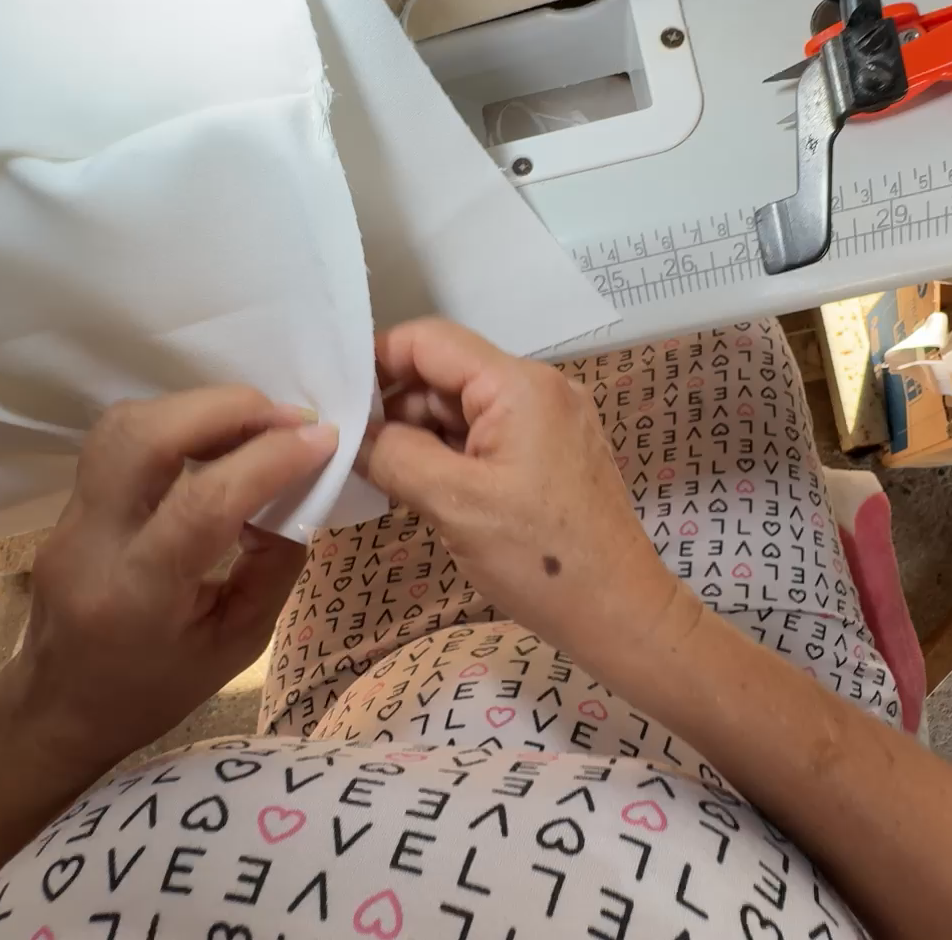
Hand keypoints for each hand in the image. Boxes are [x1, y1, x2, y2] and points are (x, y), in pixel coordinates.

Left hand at [0, 386, 336, 783]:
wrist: (57, 712)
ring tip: (260, 425)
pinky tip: (222, 441)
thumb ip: (275, 562)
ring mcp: (69, 518)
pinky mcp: (70, 504)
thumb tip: (301, 489)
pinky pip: (125, 439)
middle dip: (228, 409)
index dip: (270, 460)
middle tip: (290, 418)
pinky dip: (185, 422)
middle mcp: (90, 544)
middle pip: (143, 437)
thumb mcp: (242, 642)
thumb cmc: (158, 689)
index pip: (203, 504)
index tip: (325, 439)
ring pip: (125, 424)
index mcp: (137, 596)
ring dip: (203, 408)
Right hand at [358, 319, 686, 657]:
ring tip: (376, 474)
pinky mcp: (552, 453)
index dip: (376, 359)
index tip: (333, 397)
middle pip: (447, 375)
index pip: (430, 342)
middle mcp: (539, 389)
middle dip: (395, 407)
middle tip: (345, 447)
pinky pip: (488, 437)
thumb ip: (395, 455)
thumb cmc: (540, 558)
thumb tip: (352, 432)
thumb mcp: (455, 504)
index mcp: (519, 384)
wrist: (619, 610)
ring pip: (465, 410)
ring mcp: (550, 421)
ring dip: (421, 436)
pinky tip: (420, 486)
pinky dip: (451, 455)